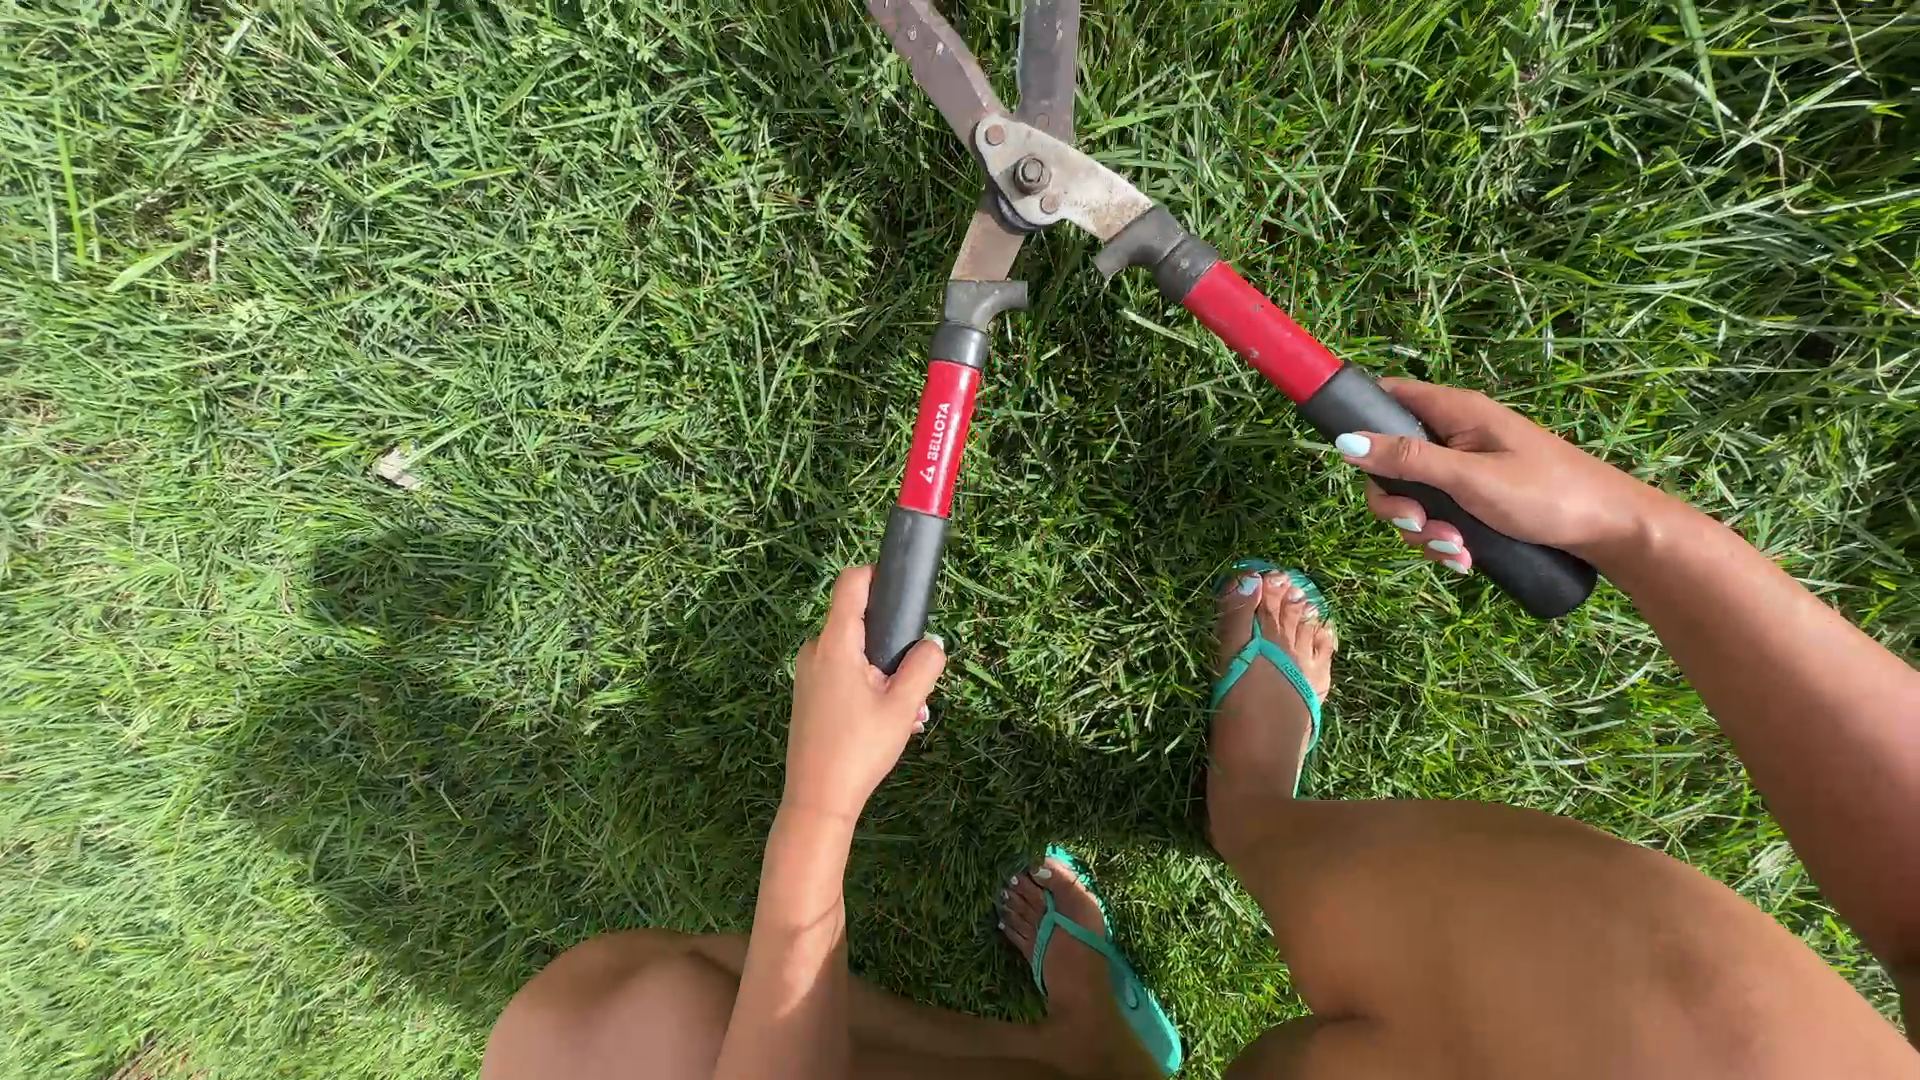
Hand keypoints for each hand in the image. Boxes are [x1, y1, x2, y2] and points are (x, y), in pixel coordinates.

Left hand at [784, 564, 945, 823]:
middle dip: (894, 645)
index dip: (877, 575)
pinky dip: (870, 689)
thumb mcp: (904, 706)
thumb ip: (924, 666)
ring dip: (886, 675)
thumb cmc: (859, 749)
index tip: (903, 590)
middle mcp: (815, 651)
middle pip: (860, 622)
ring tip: (910, 715)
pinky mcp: (809, 695)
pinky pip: (845, 675)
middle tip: (916, 682)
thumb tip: (932, 644)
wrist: (817, 801)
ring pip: (856, 654)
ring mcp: (809, 674)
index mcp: (834, 643)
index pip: (850, 583)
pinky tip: (891, 724)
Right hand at [1337, 378, 1670, 570]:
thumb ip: (1407, 460)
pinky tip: (1462, 556)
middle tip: (1418, 525)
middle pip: (1388, 462)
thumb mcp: (1470, 478)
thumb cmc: (1549, 494)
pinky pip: (1433, 515)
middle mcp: (1452, 436)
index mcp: (1454, 414)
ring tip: (1454, 549)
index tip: (1347, 454)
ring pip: (1409, 496)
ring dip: (1420, 529)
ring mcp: (1461, 468)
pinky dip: (1439, 538)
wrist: (1614, 532)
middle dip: (1396, 503)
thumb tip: (1346, 441)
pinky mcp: (1471, 497)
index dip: (1359, 418)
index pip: (1387, 397)